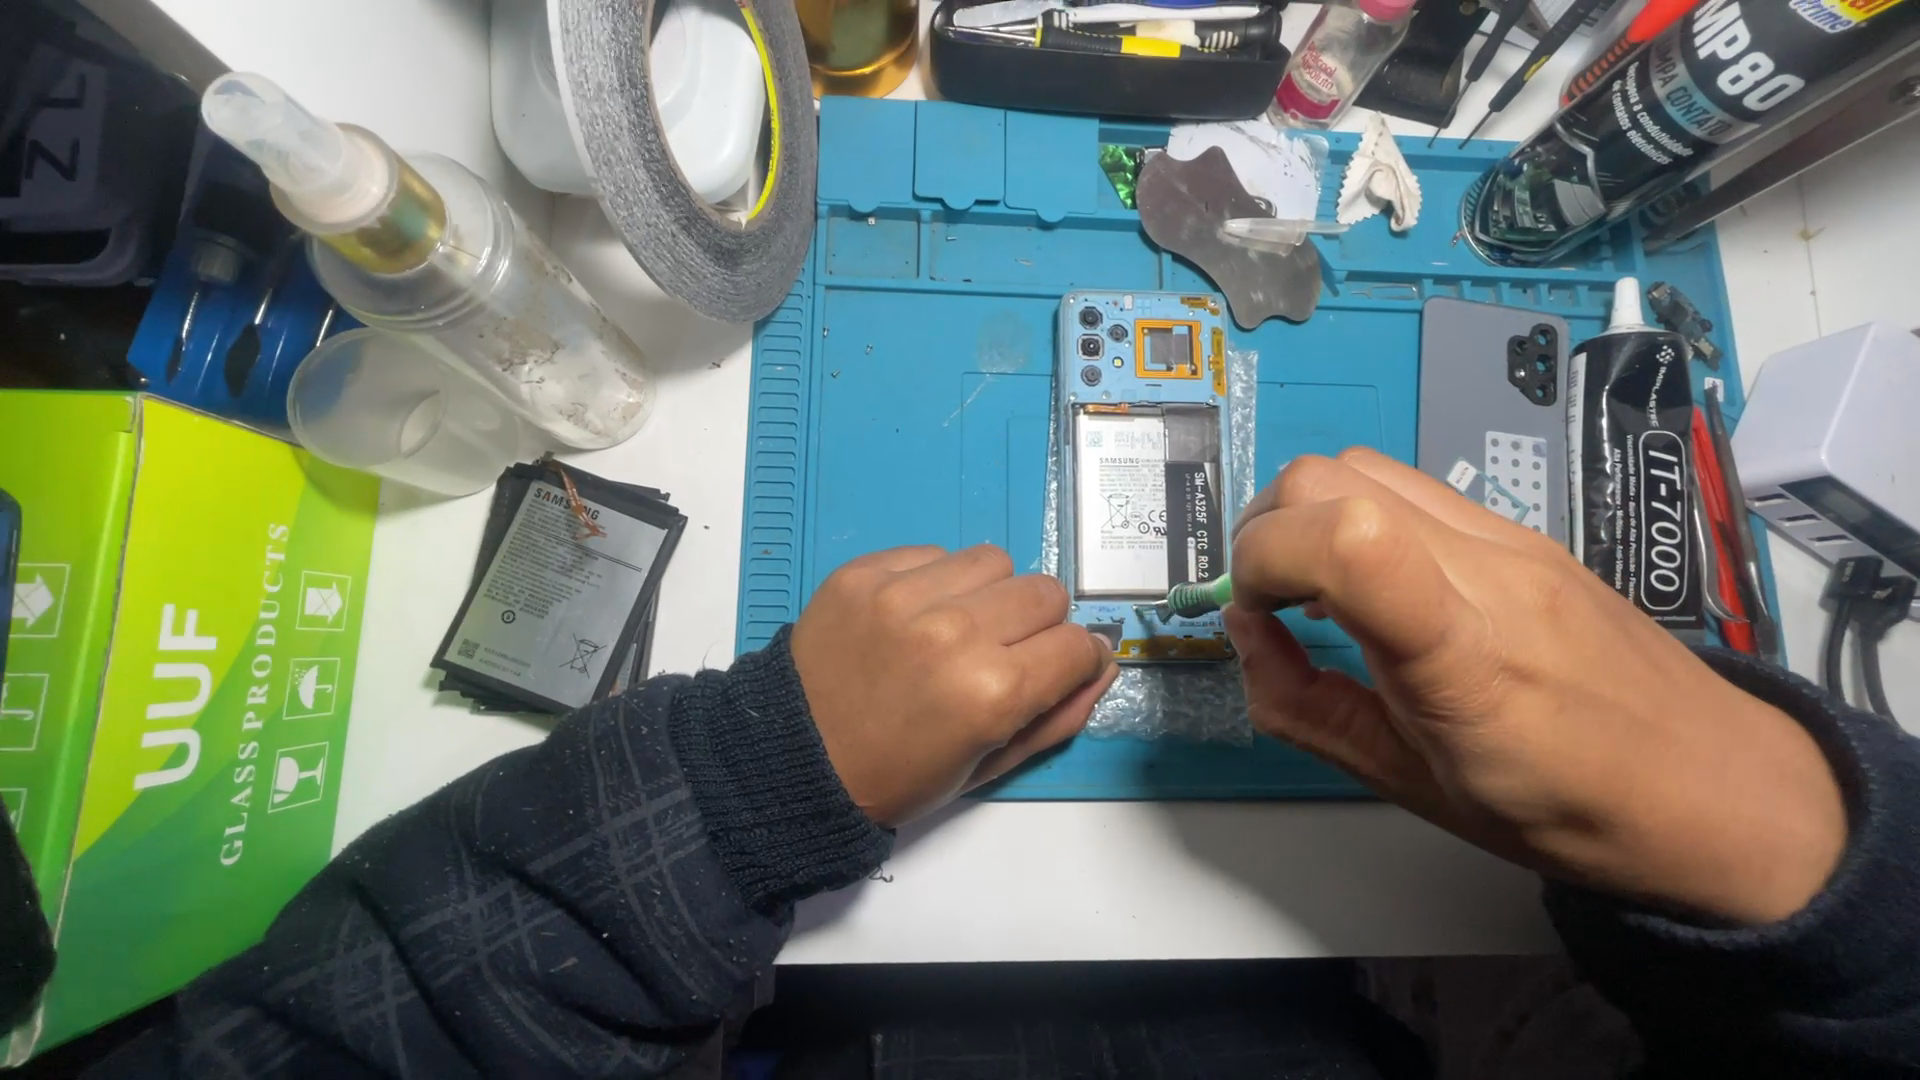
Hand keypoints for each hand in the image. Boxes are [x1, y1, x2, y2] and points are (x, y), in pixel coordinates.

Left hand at [791, 545, 1116, 825]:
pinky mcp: (866, 570)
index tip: (1057, 666)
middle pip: (1044, 592)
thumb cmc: (897, 777)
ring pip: (994, 560)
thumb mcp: (987, 768)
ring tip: (958, 626)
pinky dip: (939, 580)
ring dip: (991, 593)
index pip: (1077, 644)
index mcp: (994, 692)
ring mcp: (906, 594)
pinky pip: (935, 553)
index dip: (1076, 658)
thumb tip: (1102, 662)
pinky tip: (915, 615)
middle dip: (1039, 625)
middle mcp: (956, 631)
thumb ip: (1058, 716)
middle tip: (1003, 652)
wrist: (794, 758)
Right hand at [1227, 448, 1844, 924]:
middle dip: (1262, 529)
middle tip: (1265, 598)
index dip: (1263, 557)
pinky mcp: (1515, 527)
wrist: (1721, 789)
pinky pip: (1401, 486)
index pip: (1347, 540)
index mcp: (1460, 652)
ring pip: (1358, 466)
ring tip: (1305, 583)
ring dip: (1299, 514)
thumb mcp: (1398, 780)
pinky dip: (1344, 513)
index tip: (1254, 612)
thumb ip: (1298, 703)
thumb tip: (1243, 625)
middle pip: (1327, 478)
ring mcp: (1506, 535)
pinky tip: (1357, 578)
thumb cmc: (1556, 809)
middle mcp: (1484, 568)